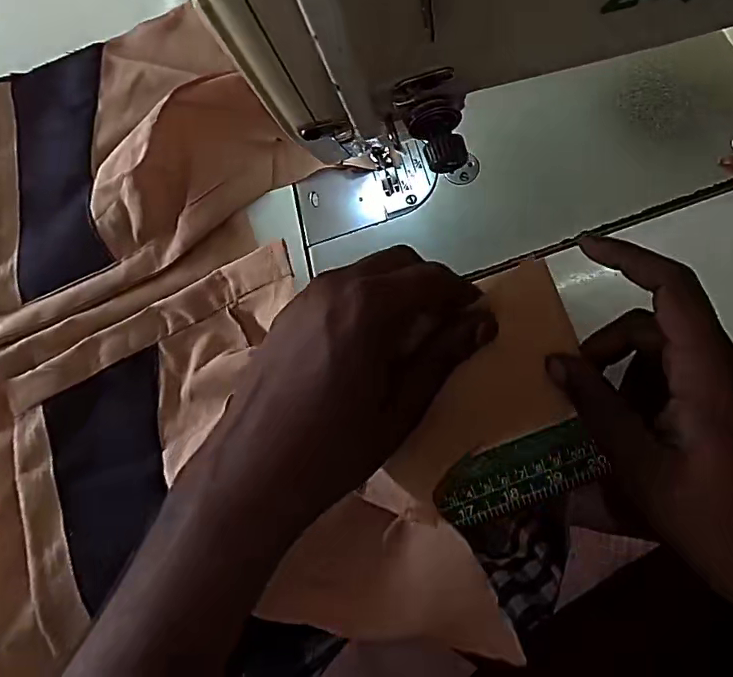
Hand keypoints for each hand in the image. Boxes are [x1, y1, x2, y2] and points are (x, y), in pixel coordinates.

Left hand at [74, 247, 491, 676]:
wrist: (251, 471)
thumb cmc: (334, 450)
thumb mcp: (400, 409)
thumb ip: (442, 357)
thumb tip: (482, 322)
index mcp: (368, 306)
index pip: (429, 277)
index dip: (460, 291)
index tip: (477, 314)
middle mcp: (338, 285)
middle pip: (399, 261)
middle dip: (429, 283)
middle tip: (447, 322)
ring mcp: (309, 293)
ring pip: (368, 270)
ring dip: (397, 287)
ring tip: (410, 333)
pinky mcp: (291, 308)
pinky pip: (341, 286)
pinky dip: (367, 296)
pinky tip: (368, 339)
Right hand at [548, 236, 732, 675]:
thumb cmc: (731, 531)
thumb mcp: (648, 474)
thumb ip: (599, 411)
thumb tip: (556, 362)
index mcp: (711, 370)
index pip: (671, 285)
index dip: (627, 255)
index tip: (584, 245)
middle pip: (658, 327)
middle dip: (610, 351)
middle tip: (576, 388)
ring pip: (674, 354)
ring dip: (633, 378)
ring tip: (615, 433)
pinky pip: (695, 377)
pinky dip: (660, 393)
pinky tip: (649, 442)